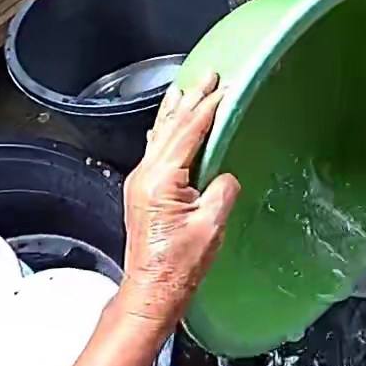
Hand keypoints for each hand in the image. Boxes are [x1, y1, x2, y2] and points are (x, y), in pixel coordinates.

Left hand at [120, 71, 240, 327]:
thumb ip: (222, 190)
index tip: (224, 88)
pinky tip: (167, 121)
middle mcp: (145, 175)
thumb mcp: (212, 226)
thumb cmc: (180, 264)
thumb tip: (225, 175)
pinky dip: (166, 128)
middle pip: (171, 127)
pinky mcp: (143, 190)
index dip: (208, 108)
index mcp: (162, 180)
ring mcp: (140, 182)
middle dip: (192, 99)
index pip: (188, 133)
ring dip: (177, 109)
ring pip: (160, 134)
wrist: (152, 290)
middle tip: (209, 75)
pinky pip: (156, 148)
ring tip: (188, 87)